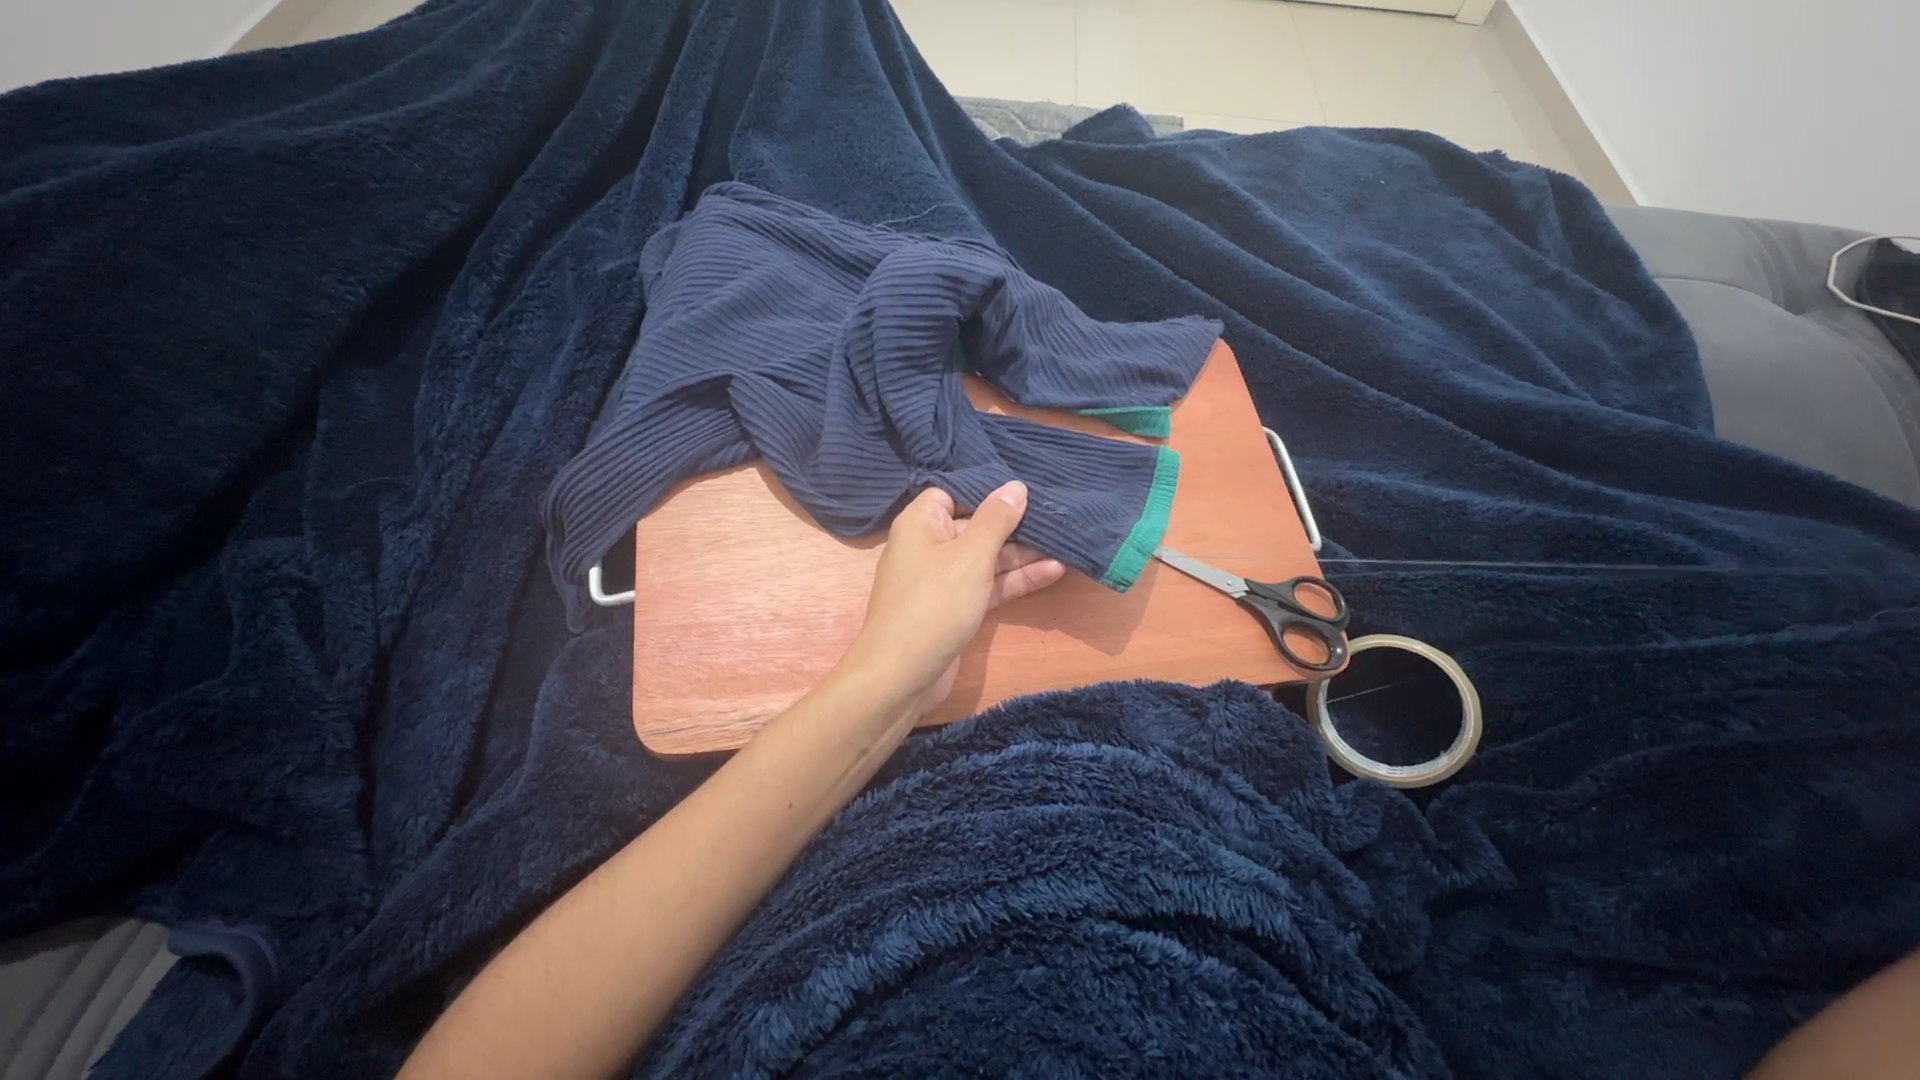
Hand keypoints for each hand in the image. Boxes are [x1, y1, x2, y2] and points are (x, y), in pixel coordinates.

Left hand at [841, 481, 1066, 712]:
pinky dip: (1015, 580)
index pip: (953, 492)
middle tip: (1057, 515)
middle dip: (1014, 523)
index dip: (986, 490)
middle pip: (975, 526)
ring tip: (1065, 544)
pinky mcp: (955, 608)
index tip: (1024, 489)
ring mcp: (942, 580)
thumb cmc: (935, 603)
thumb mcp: (971, 555)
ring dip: (1022, 554)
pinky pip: (987, 585)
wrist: (902, 674)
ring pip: (986, 558)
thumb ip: (997, 519)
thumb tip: (1015, 486)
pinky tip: (1054, 571)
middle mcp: (929, 546)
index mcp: (921, 523)